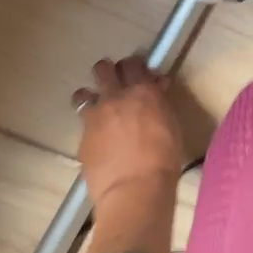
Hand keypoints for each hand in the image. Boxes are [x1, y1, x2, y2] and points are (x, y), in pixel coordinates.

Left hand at [73, 56, 183, 207]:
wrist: (135, 188)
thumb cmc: (163, 156)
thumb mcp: (169, 122)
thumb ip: (159, 102)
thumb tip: (156, 89)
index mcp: (141, 90)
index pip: (133, 64)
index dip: (133, 66)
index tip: (136, 73)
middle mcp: (115, 97)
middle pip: (103, 69)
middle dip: (107, 71)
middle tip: (114, 83)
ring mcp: (95, 117)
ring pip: (83, 93)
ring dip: (90, 97)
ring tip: (97, 108)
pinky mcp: (82, 138)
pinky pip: (83, 124)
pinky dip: (90, 126)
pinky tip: (98, 139)